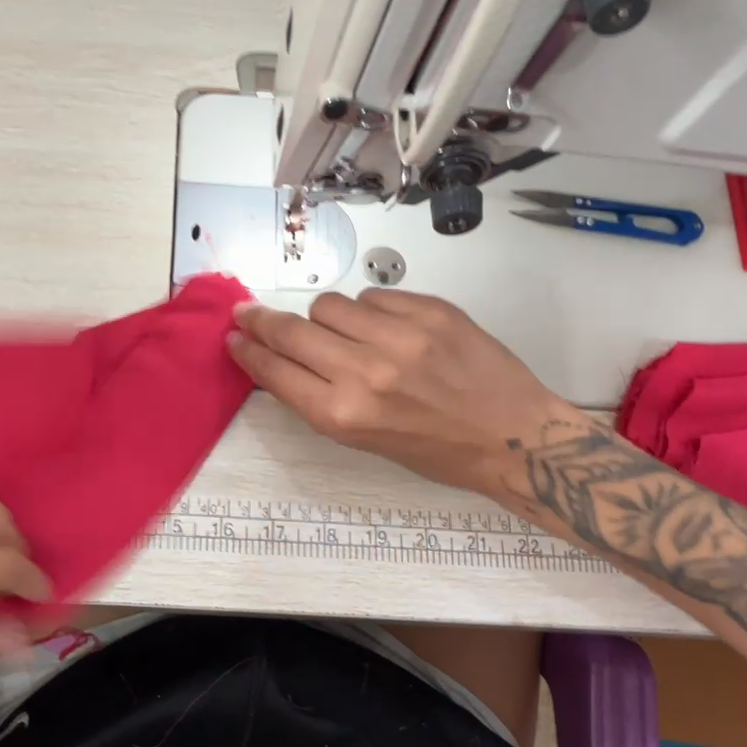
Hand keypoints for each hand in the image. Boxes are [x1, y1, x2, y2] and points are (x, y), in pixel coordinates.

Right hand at [229, 290, 569, 490]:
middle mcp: (366, 373)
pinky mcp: (431, 311)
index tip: (234, 338)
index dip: (248, 351)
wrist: (512, 435)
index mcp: (344, 415)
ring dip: (325, 317)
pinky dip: (369, 309)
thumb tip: (284, 360)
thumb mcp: (365, 441)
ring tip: (343, 332)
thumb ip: (321, 398)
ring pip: (330, 304)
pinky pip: (374, 296)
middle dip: (261, 320)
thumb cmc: (436, 451)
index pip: (276, 371)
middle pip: (292, 330)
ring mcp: (400, 337)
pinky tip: (385, 328)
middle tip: (247, 312)